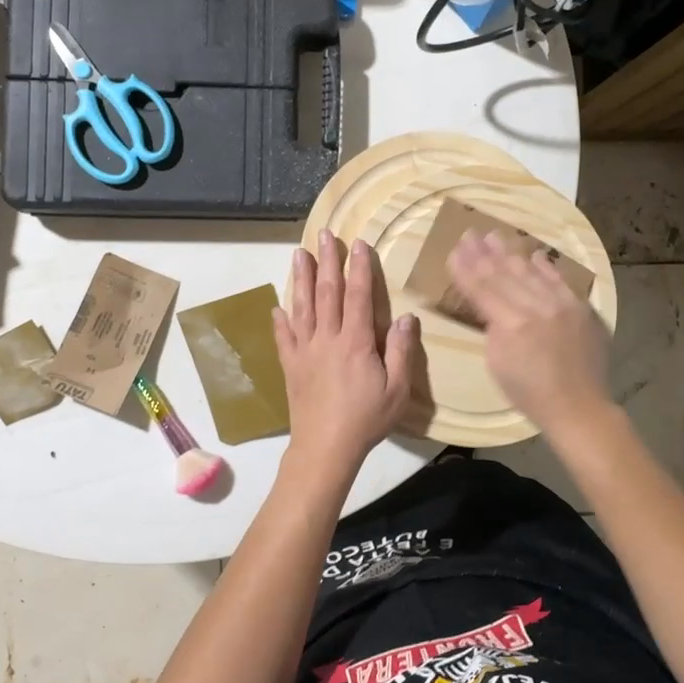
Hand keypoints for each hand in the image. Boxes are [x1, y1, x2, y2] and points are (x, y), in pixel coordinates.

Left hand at [274, 231, 418, 473]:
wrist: (325, 448)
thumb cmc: (366, 420)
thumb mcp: (397, 389)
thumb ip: (401, 351)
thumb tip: (406, 318)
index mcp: (355, 342)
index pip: (357, 296)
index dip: (359, 268)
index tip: (358, 243)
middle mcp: (327, 339)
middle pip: (326, 293)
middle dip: (327, 262)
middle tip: (324, 235)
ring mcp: (305, 352)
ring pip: (302, 308)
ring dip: (301, 279)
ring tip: (299, 254)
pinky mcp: (290, 367)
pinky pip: (283, 338)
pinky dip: (280, 321)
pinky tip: (277, 307)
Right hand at [448, 230, 612, 431]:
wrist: (578, 406)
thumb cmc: (529, 393)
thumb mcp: (497, 363)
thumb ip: (492, 328)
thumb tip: (491, 306)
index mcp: (511, 324)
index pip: (482, 288)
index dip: (465, 268)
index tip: (453, 250)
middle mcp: (537, 307)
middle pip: (504, 274)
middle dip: (484, 253)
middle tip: (470, 233)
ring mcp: (562, 305)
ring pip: (531, 272)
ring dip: (511, 253)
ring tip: (495, 235)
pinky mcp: (581, 308)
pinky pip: (560, 281)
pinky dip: (545, 267)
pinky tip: (534, 254)